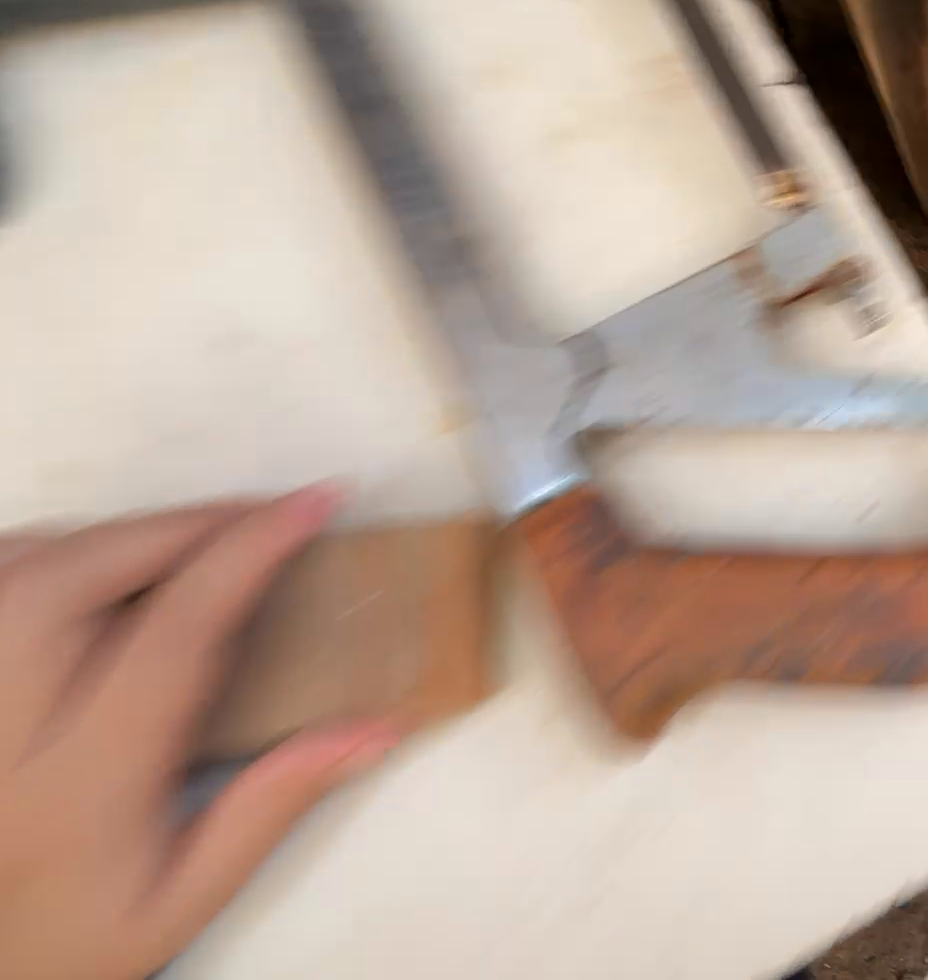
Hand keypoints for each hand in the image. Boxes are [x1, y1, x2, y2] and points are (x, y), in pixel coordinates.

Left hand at [0, 486, 399, 979]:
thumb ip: (269, 810)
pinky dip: (46, 552)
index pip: (173, 632)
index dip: (249, 551)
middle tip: (263, 511)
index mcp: (79, 784)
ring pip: (13, 573)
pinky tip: (103, 561)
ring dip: (115, 532)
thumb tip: (379, 727)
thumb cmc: (57, 939)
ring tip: (198, 531)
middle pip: (72, 581)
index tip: (315, 503)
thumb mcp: (177, 903)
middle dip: (181, 522)